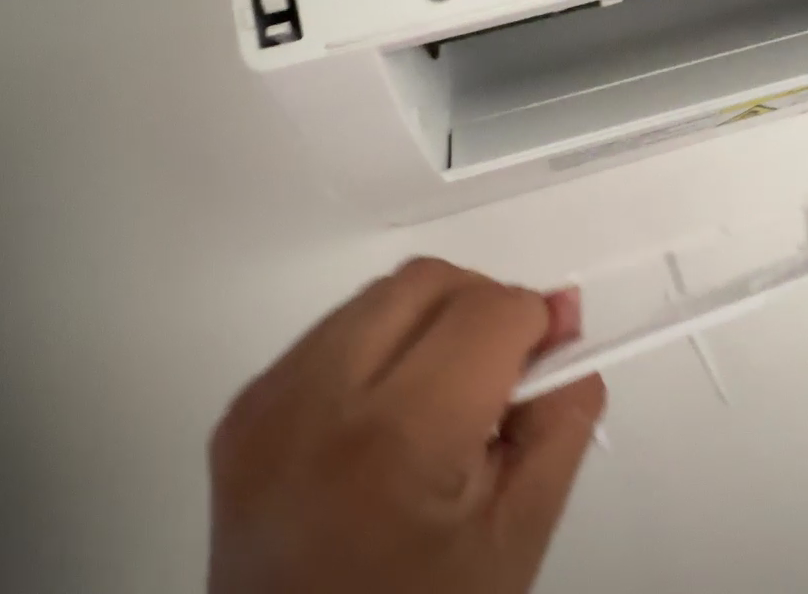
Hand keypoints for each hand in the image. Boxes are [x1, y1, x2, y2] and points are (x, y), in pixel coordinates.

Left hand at [209, 258, 604, 593]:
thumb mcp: (521, 527)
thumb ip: (560, 412)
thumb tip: (566, 313)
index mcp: (398, 439)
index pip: (488, 311)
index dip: (534, 322)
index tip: (546, 360)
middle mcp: (316, 399)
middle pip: (428, 280)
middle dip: (484, 305)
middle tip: (502, 373)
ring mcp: (267, 400)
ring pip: (381, 293)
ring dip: (432, 318)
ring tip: (443, 394)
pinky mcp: (241, 407)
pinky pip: (334, 329)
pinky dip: (382, 341)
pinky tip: (390, 407)